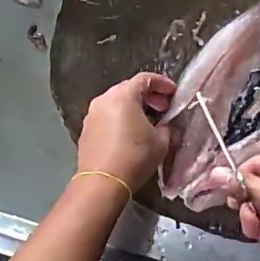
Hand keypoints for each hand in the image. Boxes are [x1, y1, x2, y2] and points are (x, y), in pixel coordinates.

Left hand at [76, 72, 176, 189]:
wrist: (102, 182)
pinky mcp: (86, 129)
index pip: (145, 79)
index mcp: (122, 96)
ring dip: (133, 107)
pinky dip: (120, 118)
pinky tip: (130, 133)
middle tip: (163, 108)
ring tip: (148, 122)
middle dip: (148, 96)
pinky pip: (106, 116)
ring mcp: (91, 114)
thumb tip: (164, 125)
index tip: (173, 93)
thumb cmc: (135, 157)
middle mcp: (103, 100)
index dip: (162, 83)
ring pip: (116, 102)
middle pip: (128, 88)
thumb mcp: (161, 141)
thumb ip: (166, 127)